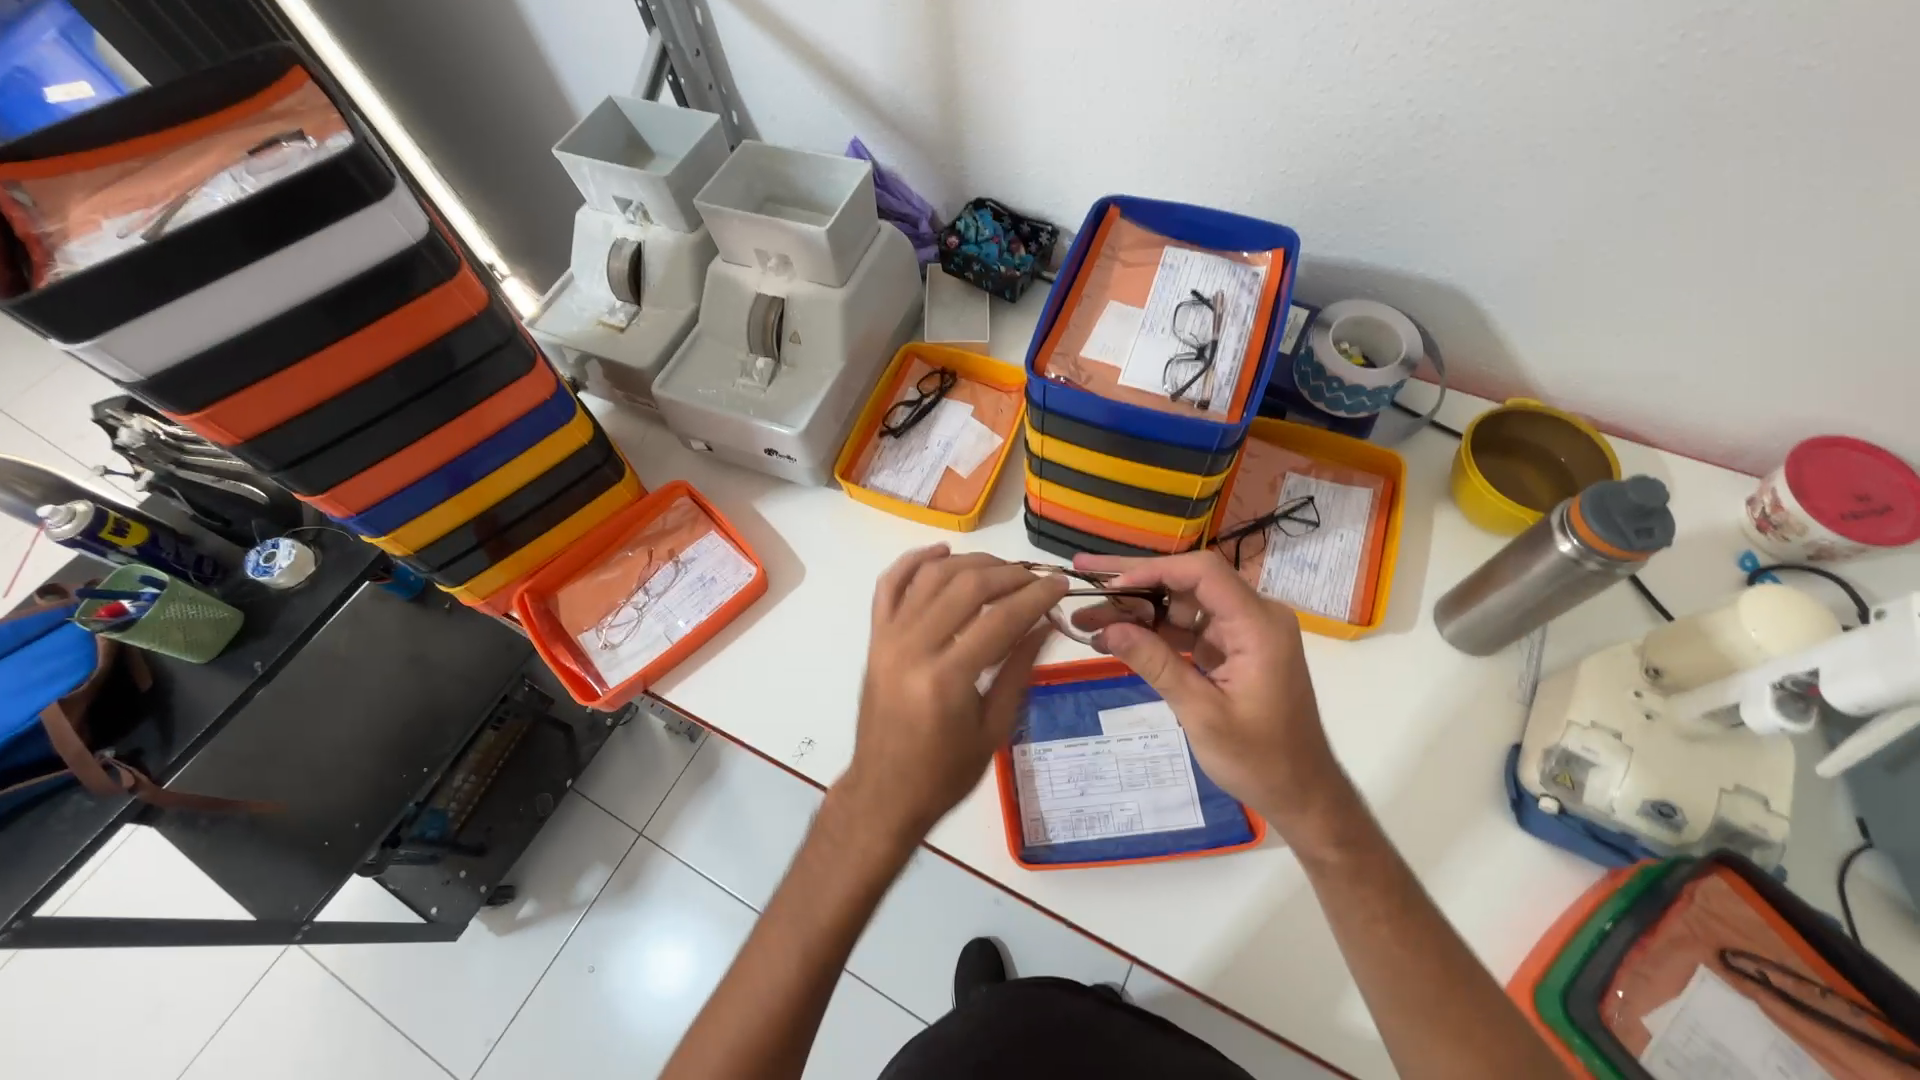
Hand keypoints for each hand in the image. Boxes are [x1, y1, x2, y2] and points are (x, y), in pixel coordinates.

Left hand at [837, 546, 1070, 842]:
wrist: (884, 793)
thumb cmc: (944, 773)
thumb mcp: (994, 728)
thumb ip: (1019, 670)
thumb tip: (1047, 622)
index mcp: (946, 679)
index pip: (1000, 618)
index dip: (1036, 596)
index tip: (1060, 585)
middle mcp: (913, 649)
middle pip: (966, 587)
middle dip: (1009, 575)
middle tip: (1037, 578)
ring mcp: (888, 640)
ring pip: (931, 577)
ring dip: (971, 563)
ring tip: (1003, 569)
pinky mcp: (874, 639)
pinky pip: (890, 586)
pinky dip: (914, 562)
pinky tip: (943, 553)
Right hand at [1072, 551, 1358, 849]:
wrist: (1302, 793)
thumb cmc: (1259, 759)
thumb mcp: (1202, 714)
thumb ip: (1156, 664)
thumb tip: (1107, 628)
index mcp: (1259, 625)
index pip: (1202, 573)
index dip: (1151, 572)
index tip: (1108, 587)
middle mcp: (1254, 616)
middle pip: (1188, 581)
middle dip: (1134, 580)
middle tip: (1083, 573)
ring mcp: (1243, 632)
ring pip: (1183, 604)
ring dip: (1138, 610)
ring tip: (1087, 617)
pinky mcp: (1233, 650)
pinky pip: (1188, 628)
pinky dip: (1154, 632)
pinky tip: (1115, 636)